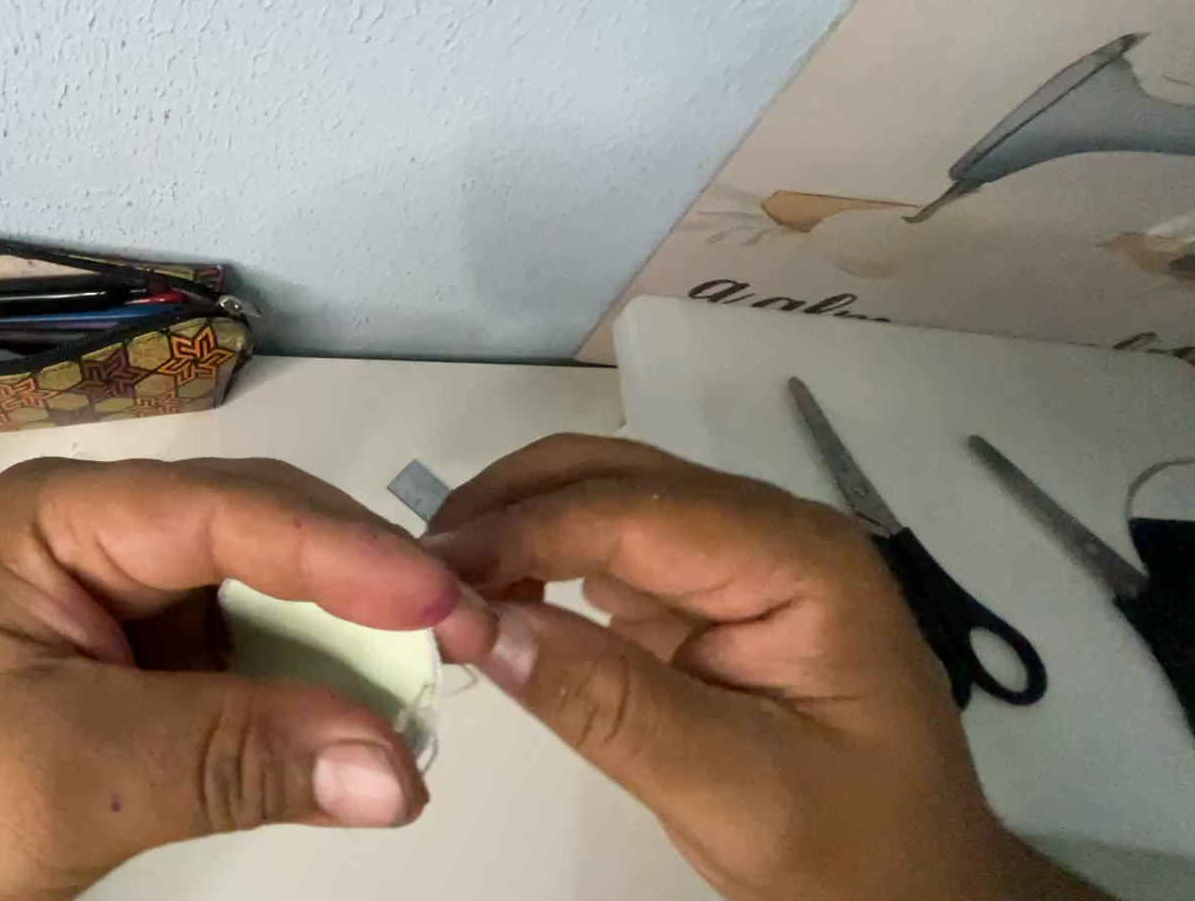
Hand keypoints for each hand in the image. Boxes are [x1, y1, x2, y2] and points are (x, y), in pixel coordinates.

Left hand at [0, 458, 488, 900]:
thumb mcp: (77, 778)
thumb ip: (239, 758)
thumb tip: (398, 771)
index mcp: (59, 515)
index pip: (216, 510)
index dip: (332, 549)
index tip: (435, 598)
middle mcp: (104, 525)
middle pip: (252, 525)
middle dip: (352, 577)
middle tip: (455, 630)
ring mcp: (132, 580)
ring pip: (265, 576)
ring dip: (344, 626)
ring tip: (423, 671)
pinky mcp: (154, 639)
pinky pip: (253, 635)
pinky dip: (310, 670)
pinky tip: (355, 702)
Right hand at [427, 435, 1106, 900]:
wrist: (912, 888)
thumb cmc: (853, 854)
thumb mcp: (736, 796)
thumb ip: (606, 704)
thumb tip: (475, 624)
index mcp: (793, 556)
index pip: (628, 512)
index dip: (519, 534)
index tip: (428, 576)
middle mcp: (753, 524)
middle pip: (600, 472)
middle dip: (500, 507)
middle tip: (420, 567)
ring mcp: (716, 545)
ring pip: (582, 491)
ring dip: (503, 524)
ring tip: (441, 581)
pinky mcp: (682, 577)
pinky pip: (584, 538)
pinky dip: (523, 556)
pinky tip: (488, 596)